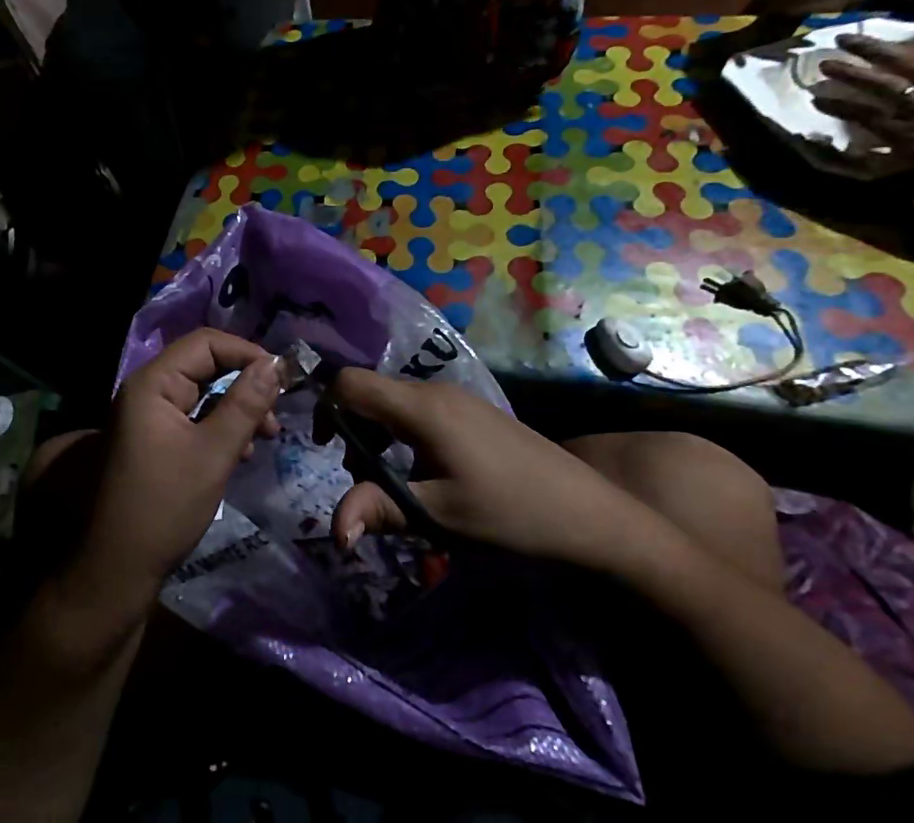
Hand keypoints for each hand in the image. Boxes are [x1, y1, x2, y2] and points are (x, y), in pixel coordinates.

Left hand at [60, 330, 281, 619]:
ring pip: (203, 393)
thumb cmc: (166, 506)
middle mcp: (147, 391)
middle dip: (245, 384)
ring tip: (264, 437)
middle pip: (205, 365)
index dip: (248, 353)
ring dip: (237, 408)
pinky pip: (194, 417)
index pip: (206, 343)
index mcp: (153, 384)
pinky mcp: (154, 438)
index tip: (283, 379)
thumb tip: (276, 363)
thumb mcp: (214, 453)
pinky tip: (242, 452)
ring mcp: (149, 416)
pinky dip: (221, 427)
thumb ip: (246, 404)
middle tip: (275, 415)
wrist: (118, 567)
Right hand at [326, 370, 638, 566]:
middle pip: (370, 393)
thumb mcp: (438, 514)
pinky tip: (424, 474)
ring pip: (394, 404)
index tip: (325, 449)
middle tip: (364, 480)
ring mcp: (458, 399)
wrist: (588, 512)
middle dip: (352, 431)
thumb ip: (378, 509)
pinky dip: (403, 438)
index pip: (350, 383)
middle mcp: (436, 391)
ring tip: (393, 483)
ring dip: (378, 438)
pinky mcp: (473, 413)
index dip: (326, 408)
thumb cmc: (509, 512)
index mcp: (422, 408)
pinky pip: (419, 412)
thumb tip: (333, 530)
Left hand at [818, 36, 913, 193]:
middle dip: (872, 48)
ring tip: (824, 66)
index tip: (889, 42)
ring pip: (879, 84)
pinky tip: (820, 101)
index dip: (912, 44)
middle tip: (843, 39)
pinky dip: (841, 106)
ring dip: (849, 73)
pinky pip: (864, 115)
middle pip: (904, 60)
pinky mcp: (902, 132)